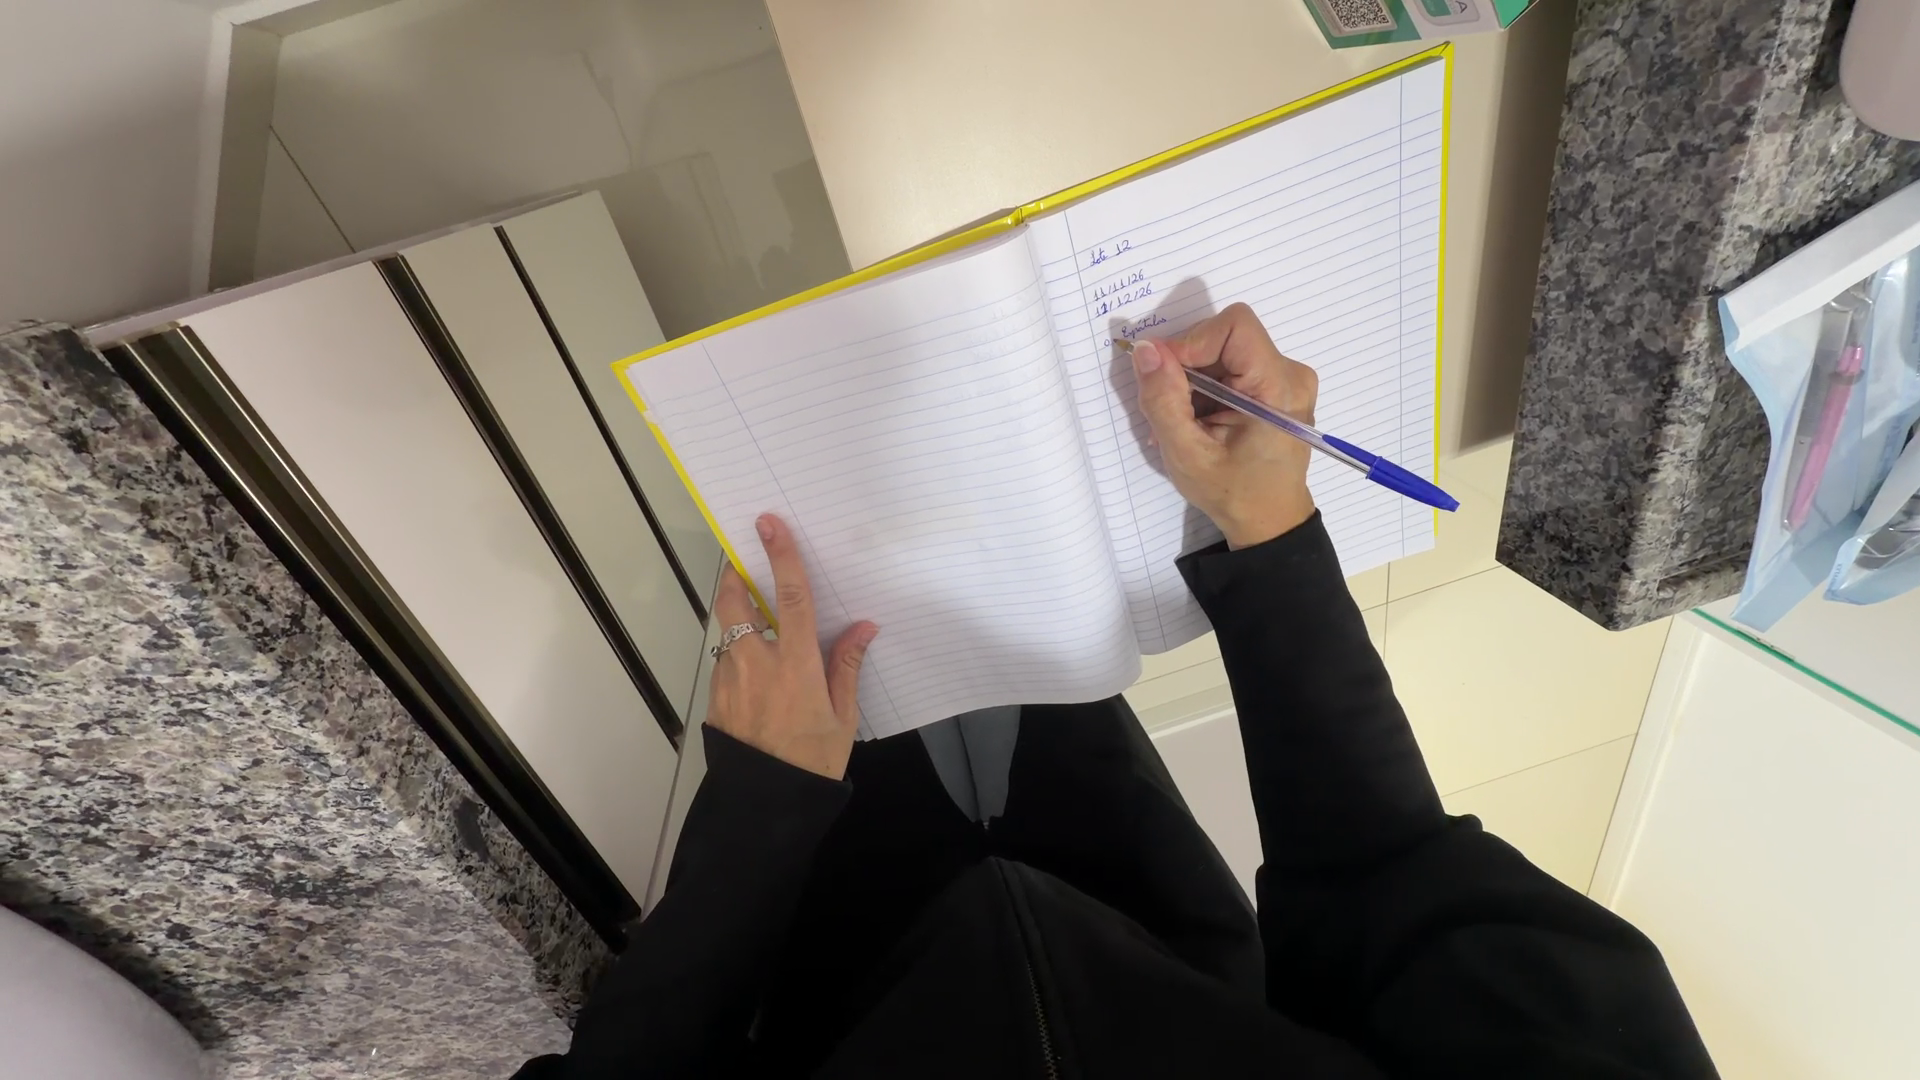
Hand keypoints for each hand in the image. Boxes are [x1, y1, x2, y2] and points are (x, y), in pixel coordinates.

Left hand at [705, 514, 877, 779]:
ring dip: (739, 620)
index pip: (789, 597)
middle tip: (743, 562)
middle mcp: (756, 662)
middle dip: (735, 575)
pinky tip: (759, 675)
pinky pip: (726, 662)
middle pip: (735, 602)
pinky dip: (739, 654)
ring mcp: (730, 679)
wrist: (764, 805)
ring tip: (761, 629)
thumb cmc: (812, 760)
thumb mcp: (842, 717)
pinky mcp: (717, 697)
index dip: (781, 556)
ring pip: (727, 632)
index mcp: (795, 663)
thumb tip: (865, 626)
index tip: (768, 523)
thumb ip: (847, 666)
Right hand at [1132, 303, 1318, 548]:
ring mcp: (1284, 379)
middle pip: (1225, 338)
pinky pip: (1231, 368)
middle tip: (1167, 410)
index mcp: (1278, 387)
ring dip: (1191, 381)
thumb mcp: (1186, 453)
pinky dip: (1204, 389)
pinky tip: (1196, 421)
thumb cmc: (1232, 493)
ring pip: (1223, 352)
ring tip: (1180, 423)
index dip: (1191, 342)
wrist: (1269, 520)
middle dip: (1186, 367)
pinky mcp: (1274, 386)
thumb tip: (1146, 350)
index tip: (1163, 375)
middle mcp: (1289, 373)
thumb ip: (1164, 400)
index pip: (1234, 326)